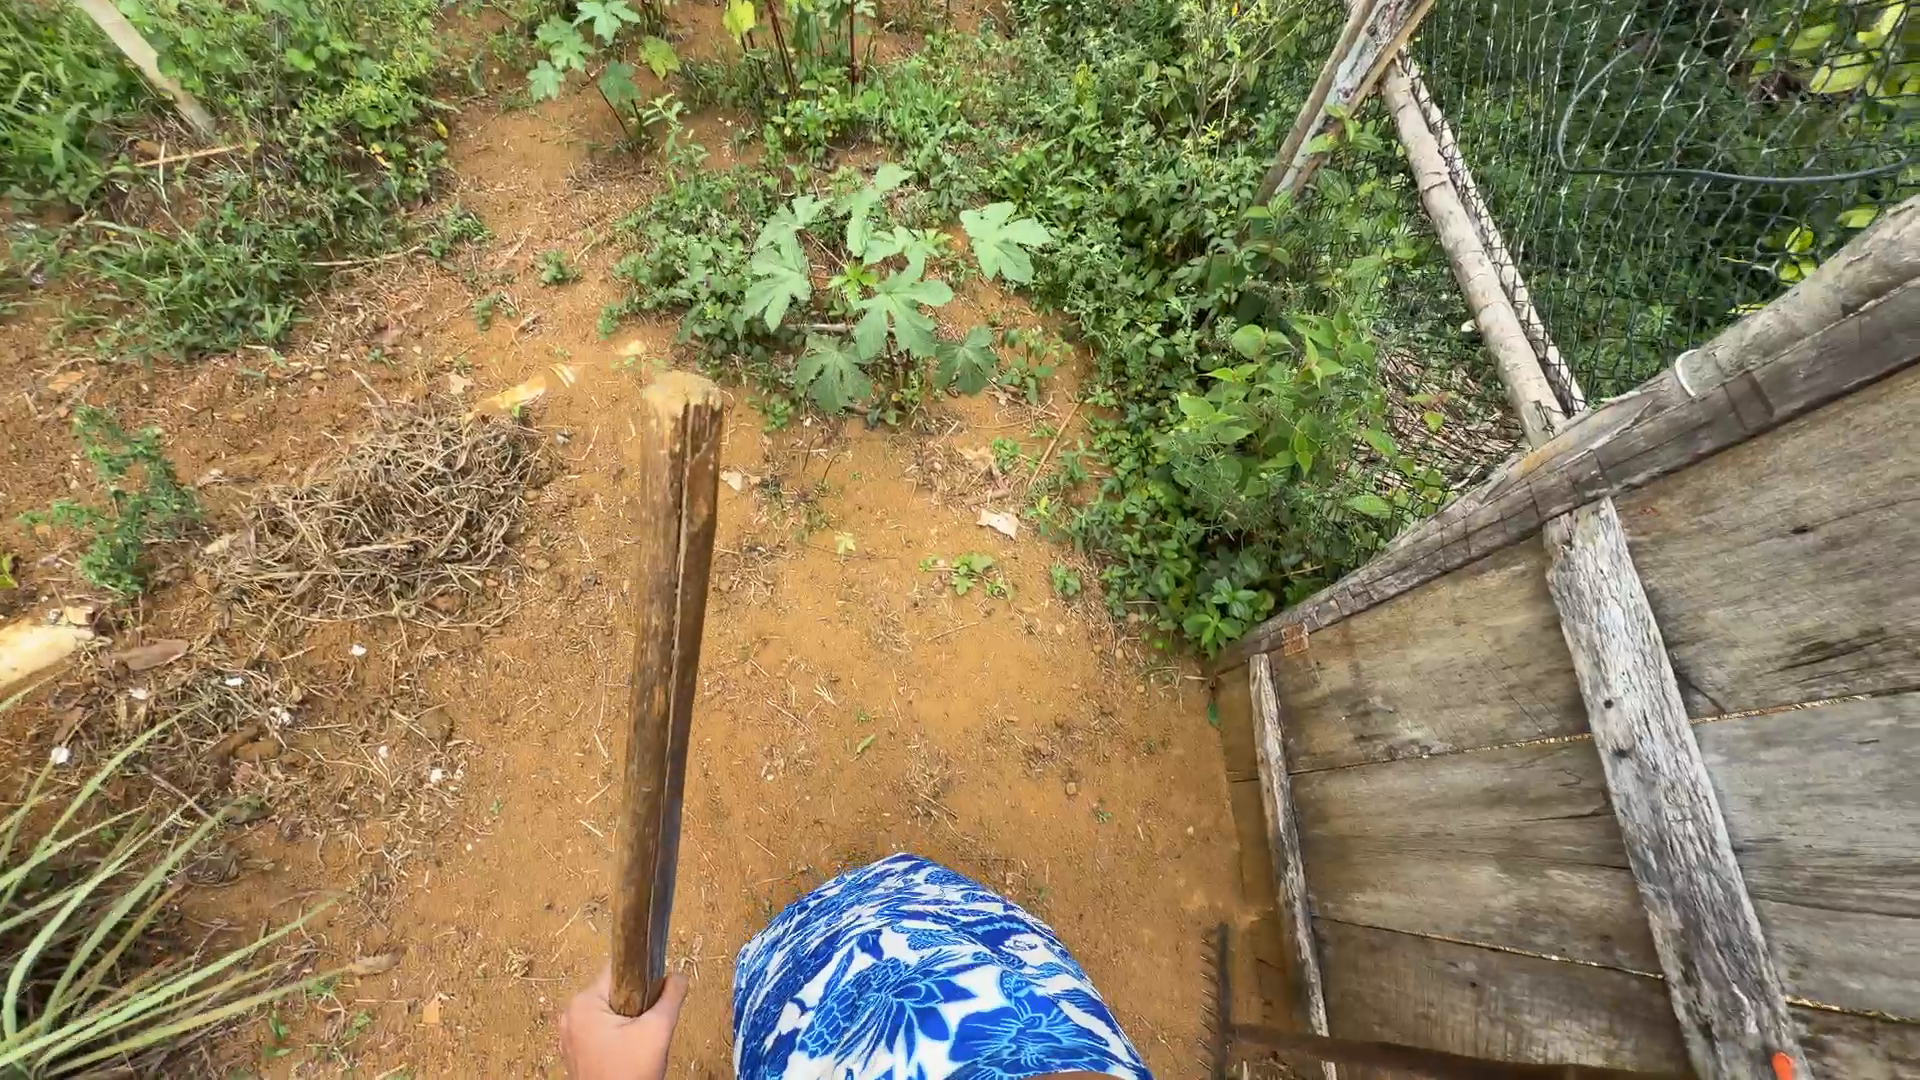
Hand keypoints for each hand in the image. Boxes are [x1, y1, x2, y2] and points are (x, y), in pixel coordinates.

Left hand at [560, 964, 688, 1079]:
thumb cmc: (629, 1075)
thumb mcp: (659, 1028)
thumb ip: (673, 993)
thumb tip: (678, 976)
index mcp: (583, 1003)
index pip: (623, 969)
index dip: (645, 979)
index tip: (654, 998)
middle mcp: (571, 1015)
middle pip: (620, 989)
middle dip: (639, 1003)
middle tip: (647, 1026)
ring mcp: (571, 1035)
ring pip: (616, 1008)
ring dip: (632, 1019)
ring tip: (639, 1041)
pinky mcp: (577, 1050)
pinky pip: (606, 1026)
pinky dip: (621, 1033)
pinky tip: (629, 1051)